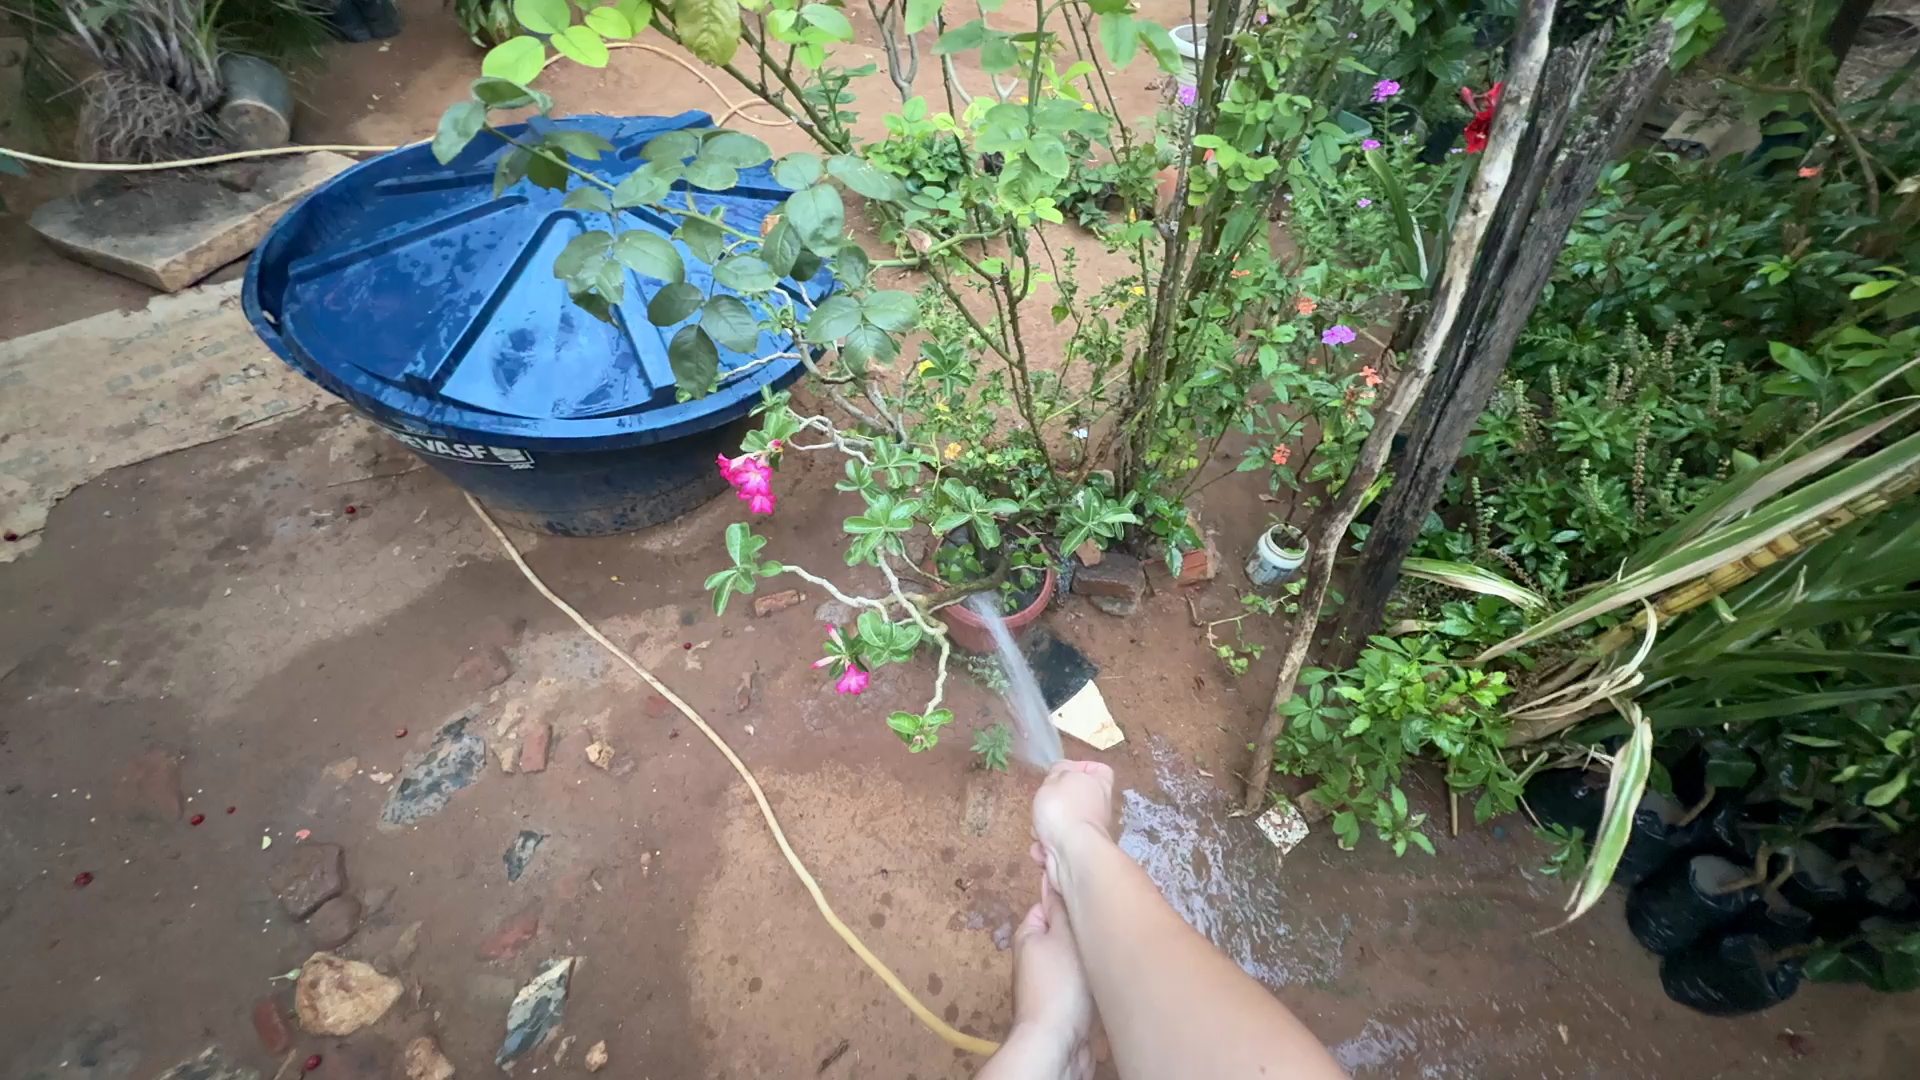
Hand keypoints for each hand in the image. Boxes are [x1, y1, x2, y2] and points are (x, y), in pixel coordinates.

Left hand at [1006, 881, 1093, 1079]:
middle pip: (1064, 933)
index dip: (1069, 902)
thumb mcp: (1062, 937)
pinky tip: (1105, 980)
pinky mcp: (1063, 1006)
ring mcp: (1048, 983)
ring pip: (1075, 960)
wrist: (1056, 1045)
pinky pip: (1080, 984)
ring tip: (1107, 954)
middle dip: (1083, 933)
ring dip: (1089, 960)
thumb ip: (1060, 909)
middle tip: (1104, 929)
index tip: (1092, 901)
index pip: (1048, 905)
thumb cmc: (1059, 985)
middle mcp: (1035, 957)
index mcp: (1028, 935)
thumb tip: (1051, 877)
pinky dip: (1091, 983)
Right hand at [1030, 760, 1114, 893]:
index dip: (1082, 768)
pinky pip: (1055, 849)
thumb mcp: (1055, 778)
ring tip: (1039, 832)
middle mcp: (1097, 810)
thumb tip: (1063, 771)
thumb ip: (1059, 771)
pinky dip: (1045, 851)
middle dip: (1050, 806)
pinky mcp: (1075, 857)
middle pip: (1071, 801)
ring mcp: (1086, 836)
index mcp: (1098, 786)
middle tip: (1041, 806)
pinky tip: (1043, 851)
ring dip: (1043, 831)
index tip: (1063, 772)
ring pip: (1058, 826)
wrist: (1072, 854)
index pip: (1099, 770)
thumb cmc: (1064, 808)